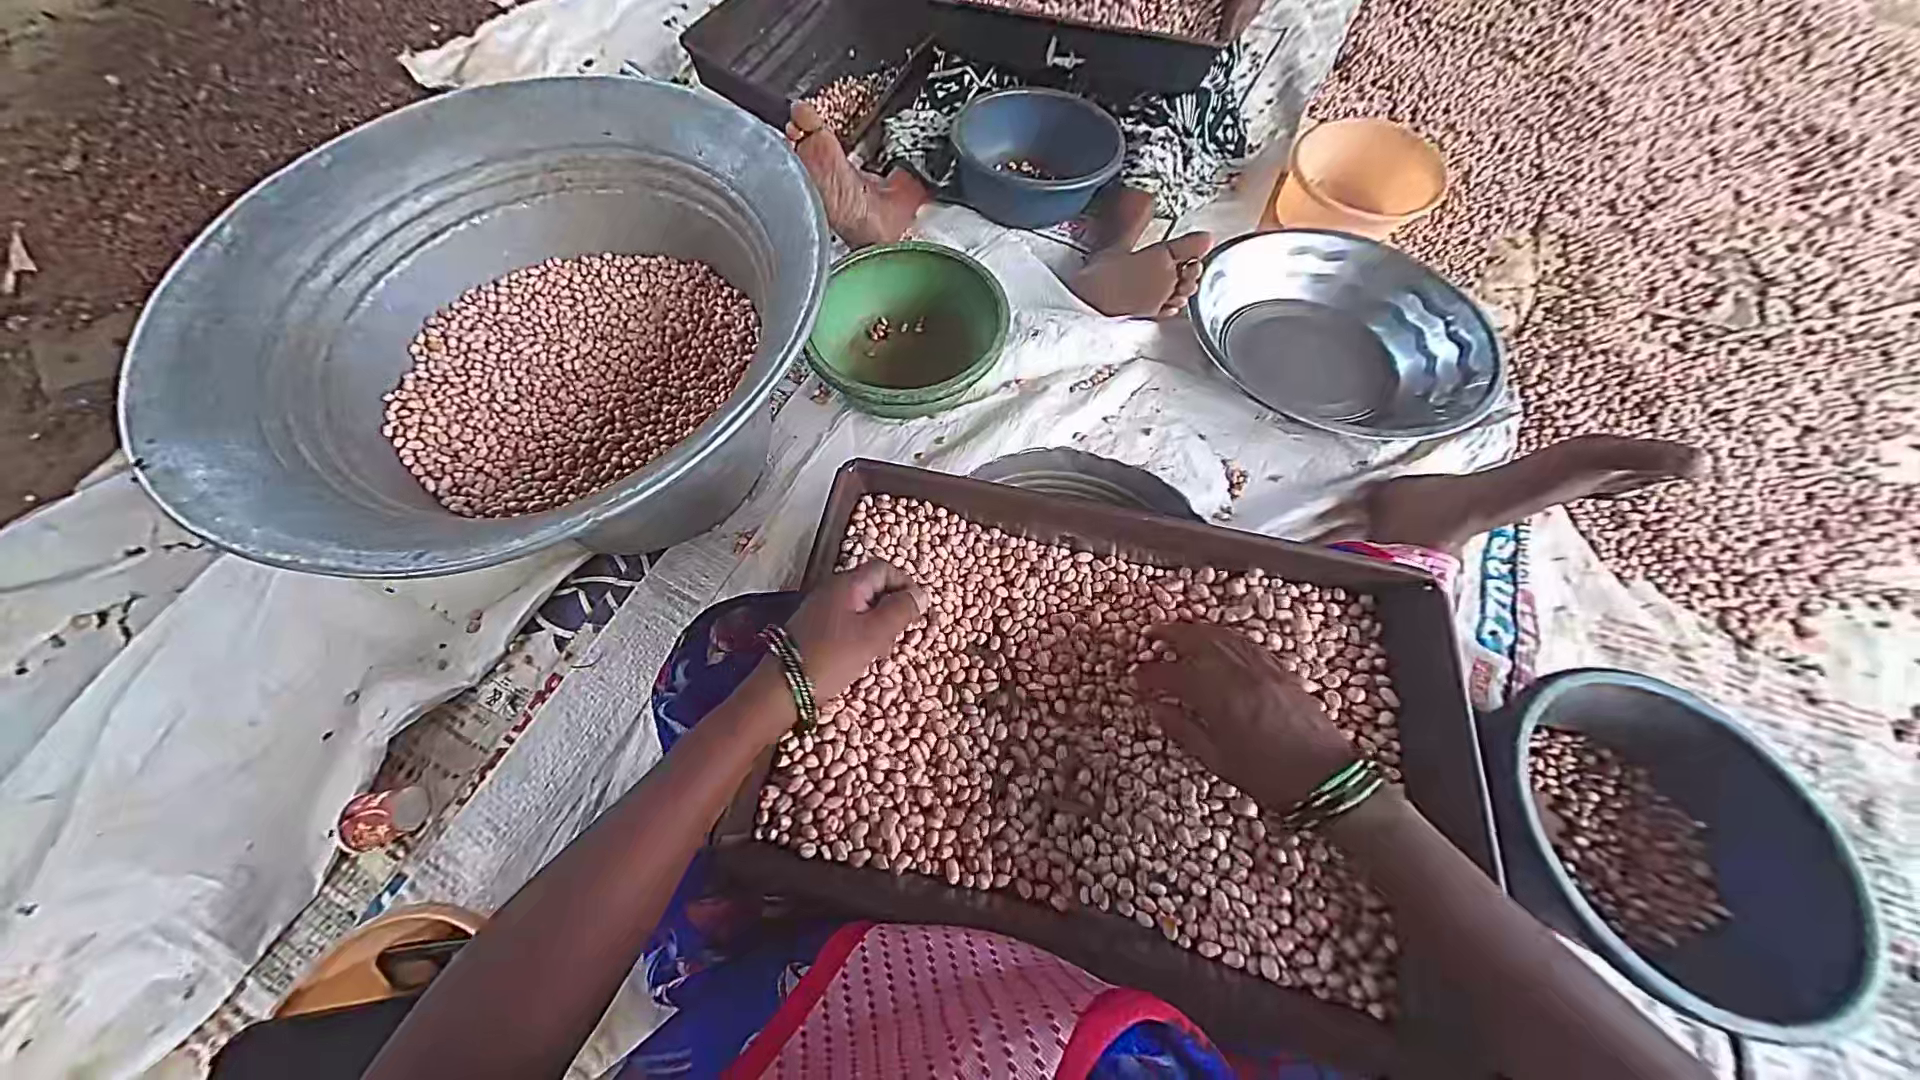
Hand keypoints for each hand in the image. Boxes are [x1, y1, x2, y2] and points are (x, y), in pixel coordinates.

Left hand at [782, 560, 925, 701]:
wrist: (781, 688)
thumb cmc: (832, 657)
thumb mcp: (874, 634)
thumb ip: (900, 610)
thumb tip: (921, 594)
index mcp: (847, 584)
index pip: (884, 568)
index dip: (905, 583)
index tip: (917, 609)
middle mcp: (832, 590)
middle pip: (873, 586)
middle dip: (892, 606)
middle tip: (900, 632)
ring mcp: (820, 609)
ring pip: (861, 606)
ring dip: (878, 623)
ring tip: (881, 649)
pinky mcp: (813, 629)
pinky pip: (847, 622)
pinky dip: (861, 634)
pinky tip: (861, 656)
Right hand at [1132, 623, 1355, 808]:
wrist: (1326, 778)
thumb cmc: (1268, 776)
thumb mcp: (1216, 759)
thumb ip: (1182, 729)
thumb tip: (1155, 708)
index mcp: (1217, 699)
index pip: (1172, 675)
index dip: (1150, 674)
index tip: (1136, 677)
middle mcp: (1237, 675)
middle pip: (1195, 641)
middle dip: (1169, 635)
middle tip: (1150, 636)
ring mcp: (1260, 668)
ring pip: (1220, 635)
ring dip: (1194, 630)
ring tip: (1176, 631)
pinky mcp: (1278, 669)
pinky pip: (1244, 641)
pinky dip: (1223, 635)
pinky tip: (1214, 639)